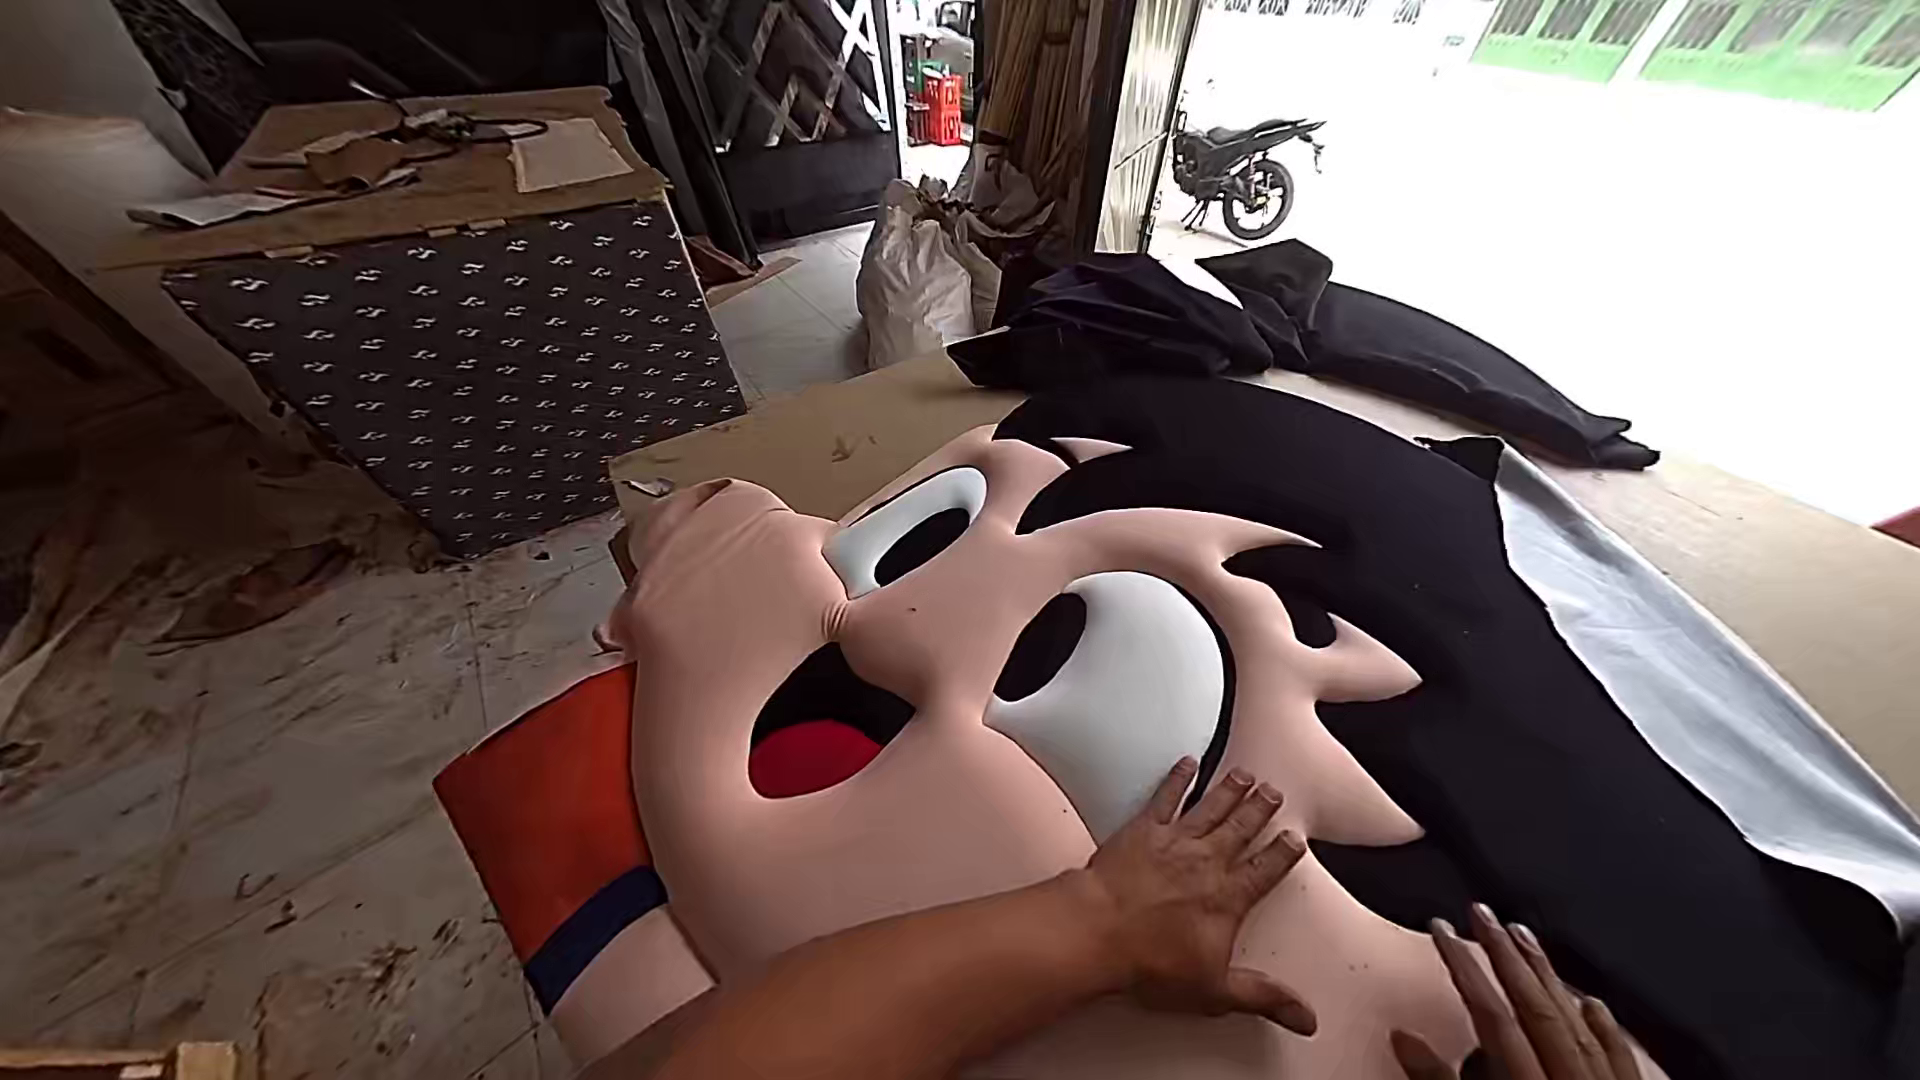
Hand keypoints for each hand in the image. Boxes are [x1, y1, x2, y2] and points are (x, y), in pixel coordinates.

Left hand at [1062, 756, 1316, 1035]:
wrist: (1101, 929)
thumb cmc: (1151, 961)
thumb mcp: (1215, 990)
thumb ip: (1262, 996)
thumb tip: (1305, 1017)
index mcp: (1226, 898)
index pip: (1264, 871)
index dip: (1282, 854)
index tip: (1295, 837)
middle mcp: (1205, 862)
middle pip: (1240, 829)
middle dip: (1259, 809)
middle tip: (1274, 790)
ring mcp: (1174, 840)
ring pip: (1210, 808)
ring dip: (1228, 790)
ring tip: (1243, 774)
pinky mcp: (1144, 827)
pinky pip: (1166, 796)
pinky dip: (1178, 778)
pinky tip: (1187, 763)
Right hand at [1393, 903, 1641, 1079]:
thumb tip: (1401, 1036)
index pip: (1492, 1014)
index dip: (1462, 965)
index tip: (1437, 925)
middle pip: (1538, 1010)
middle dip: (1506, 955)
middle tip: (1481, 911)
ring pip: (1579, 1027)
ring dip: (1549, 977)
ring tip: (1524, 934)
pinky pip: (1624, 1068)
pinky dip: (1606, 1031)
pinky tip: (1592, 1002)